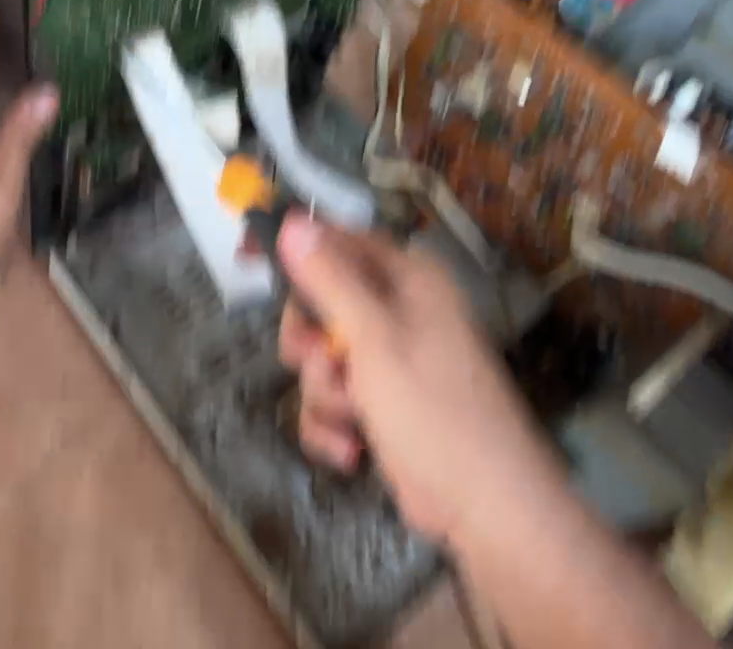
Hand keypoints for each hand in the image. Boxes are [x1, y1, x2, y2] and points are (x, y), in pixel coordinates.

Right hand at [276, 217, 564, 542]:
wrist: (485, 510)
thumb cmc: (433, 410)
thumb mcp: (373, 336)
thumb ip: (329, 278)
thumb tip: (293, 222)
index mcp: (407, 281)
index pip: (338, 240)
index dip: (294, 246)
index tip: (247, 254)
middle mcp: (397, 312)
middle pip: (317, 303)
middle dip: (310, 344)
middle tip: (322, 362)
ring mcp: (388, 361)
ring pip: (318, 357)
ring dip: (323, 392)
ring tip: (352, 415)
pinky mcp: (379, 405)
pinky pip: (329, 398)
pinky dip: (332, 425)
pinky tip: (352, 449)